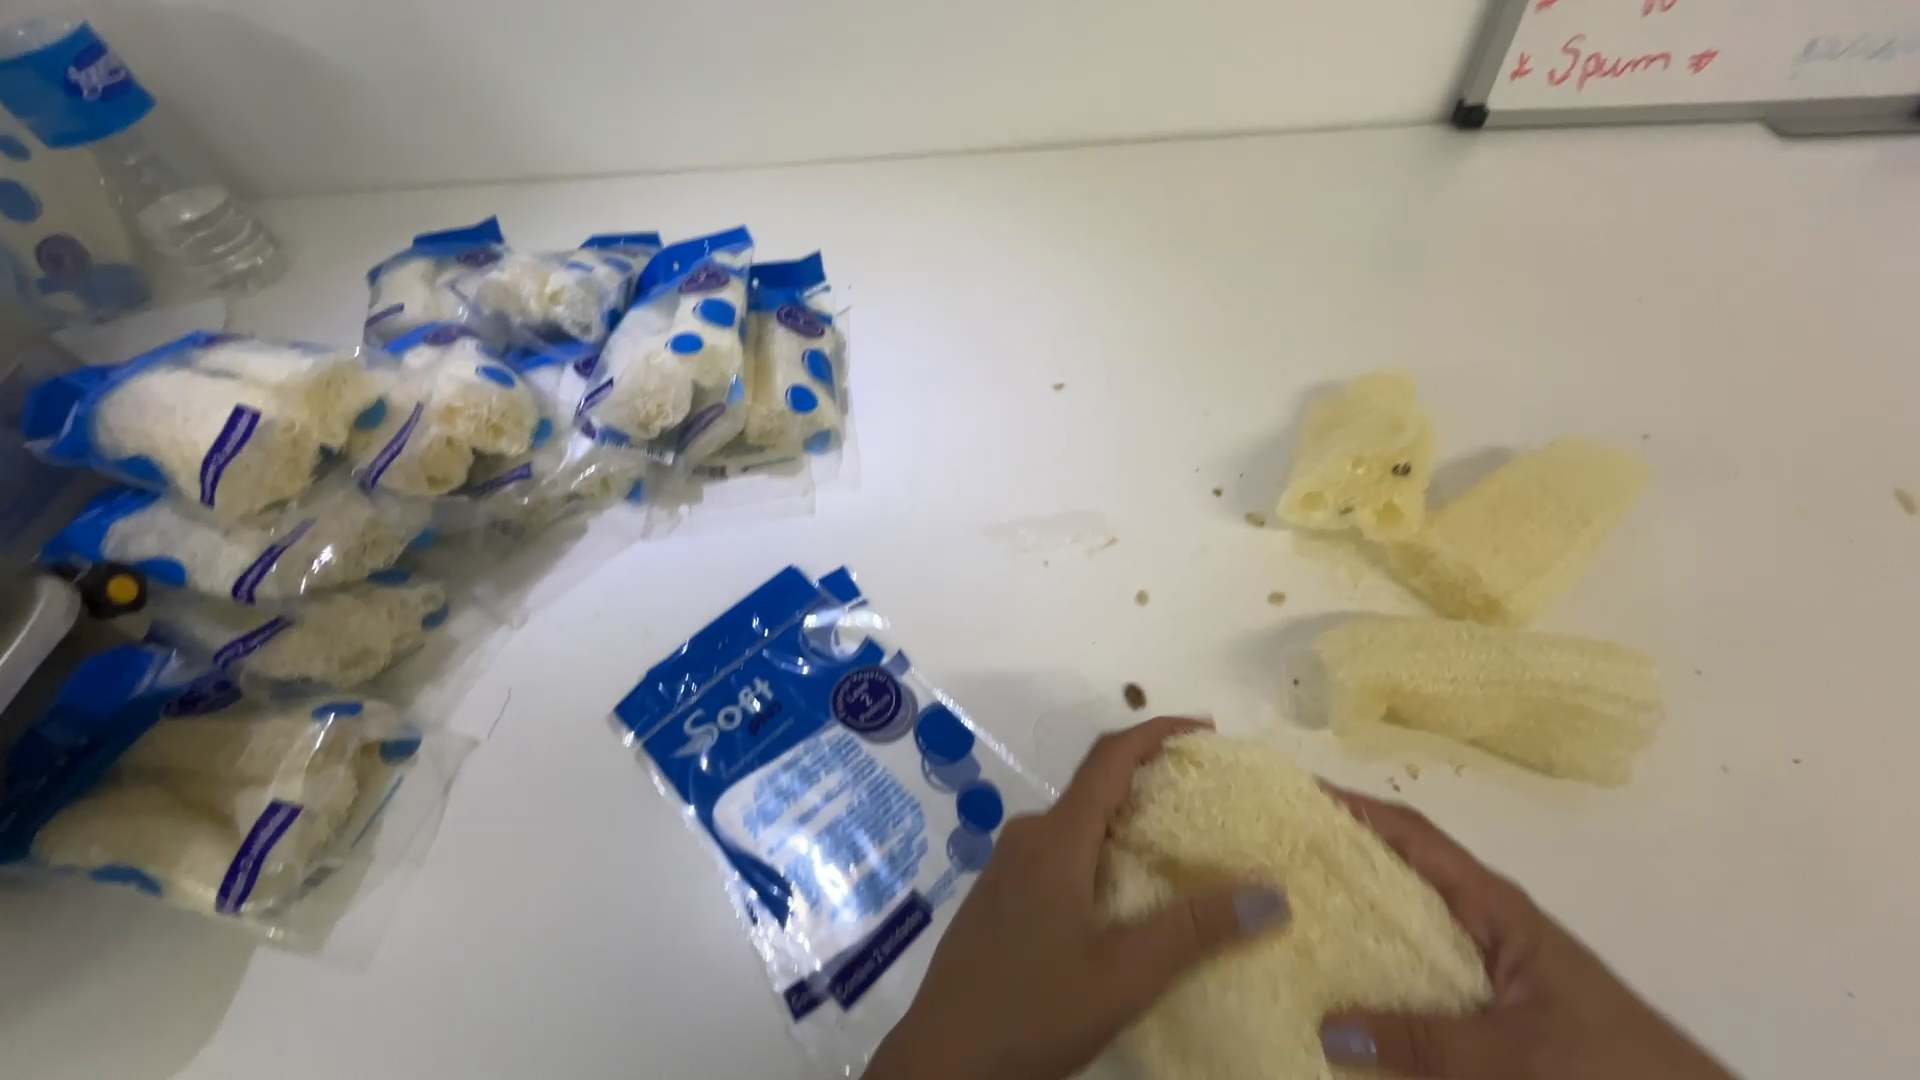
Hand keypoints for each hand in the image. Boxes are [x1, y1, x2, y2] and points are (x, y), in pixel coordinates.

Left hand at [863, 718, 1289, 1079]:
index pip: (1109, 756)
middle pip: (1094, 789)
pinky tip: (1119, 898)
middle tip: (1205, 806)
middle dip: (1149, 785)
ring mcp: (1007, 865)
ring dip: (1122, 826)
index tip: (1204, 729)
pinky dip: (1096, 855)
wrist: (942, 1057)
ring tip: (1173, 855)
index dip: (1156, 731)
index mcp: (1057, 837)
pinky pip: (1056, 854)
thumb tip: (1270, 892)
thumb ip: (1195, 930)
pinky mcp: (999, 894)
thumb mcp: (1125, 973)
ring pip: (1075, 826)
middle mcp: (1028, 836)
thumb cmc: (1034, 1007)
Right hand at [1317, 787, 1735, 1079]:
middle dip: (1330, 856)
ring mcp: (1479, 967)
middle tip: (1260, 855)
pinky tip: (1331, 990)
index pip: (1410, 835)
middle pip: (1393, 872)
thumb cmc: (1621, 1074)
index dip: (1351, 807)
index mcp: (1492, 907)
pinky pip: (1410, 977)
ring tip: (1277, 915)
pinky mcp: (1482, 1010)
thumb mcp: (1522, 1059)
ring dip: (1344, 916)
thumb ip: (1426, 1044)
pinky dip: (1368, 973)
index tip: (1287, 794)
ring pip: (1397, 925)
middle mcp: (1478, 924)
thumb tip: (1325, 1025)